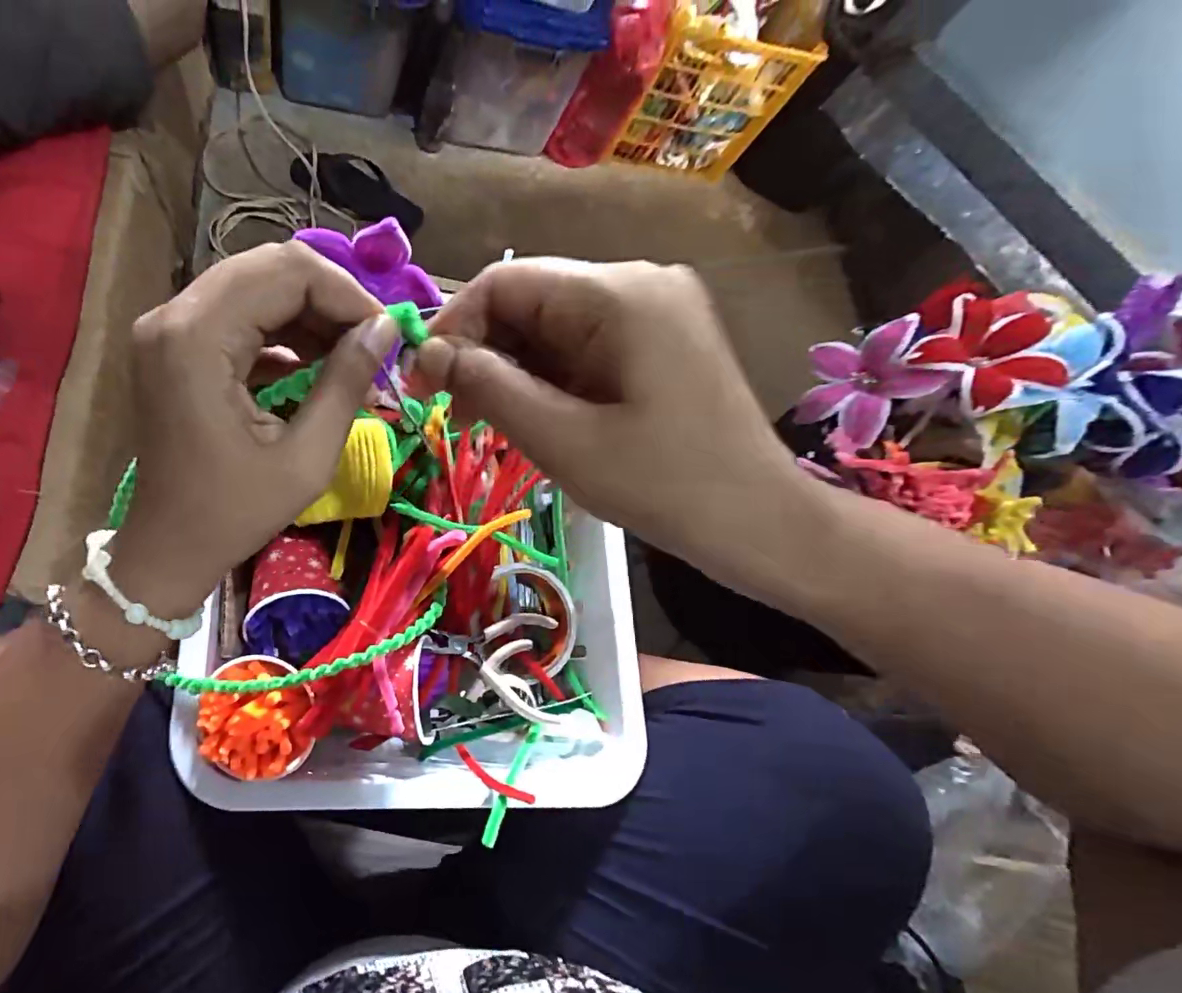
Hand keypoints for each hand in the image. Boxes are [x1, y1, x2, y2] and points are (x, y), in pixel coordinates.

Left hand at [108, 243, 393, 613]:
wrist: (168, 548)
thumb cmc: (234, 514)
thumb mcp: (305, 458)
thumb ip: (345, 385)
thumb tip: (386, 329)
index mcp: (198, 339)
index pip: (287, 272)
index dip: (348, 295)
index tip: (387, 336)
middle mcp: (173, 316)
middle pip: (269, 269)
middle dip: (331, 301)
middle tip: (373, 343)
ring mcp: (168, 328)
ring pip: (256, 287)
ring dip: (310, 315)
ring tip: (352, 358)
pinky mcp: (174, 345)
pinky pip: (239, 316)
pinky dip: (283, 333)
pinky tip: (316, 365)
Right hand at [417, 259, 820, 584]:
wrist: (757, 521)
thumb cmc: (663, 486)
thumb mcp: (563, 439)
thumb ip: (490, 387)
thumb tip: (430, 354)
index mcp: (619, 292)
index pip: (506, 281)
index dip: (454, 328)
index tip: (424, 385)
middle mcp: (639, 281)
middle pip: (531, 300)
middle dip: (485, 354)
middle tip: (461, 417)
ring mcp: (656, 310)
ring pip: (555, 327)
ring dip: (516, 371)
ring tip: (497, 426)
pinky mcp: (662, 341)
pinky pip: (585, 346)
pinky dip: (551, 379)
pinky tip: (540, 419)